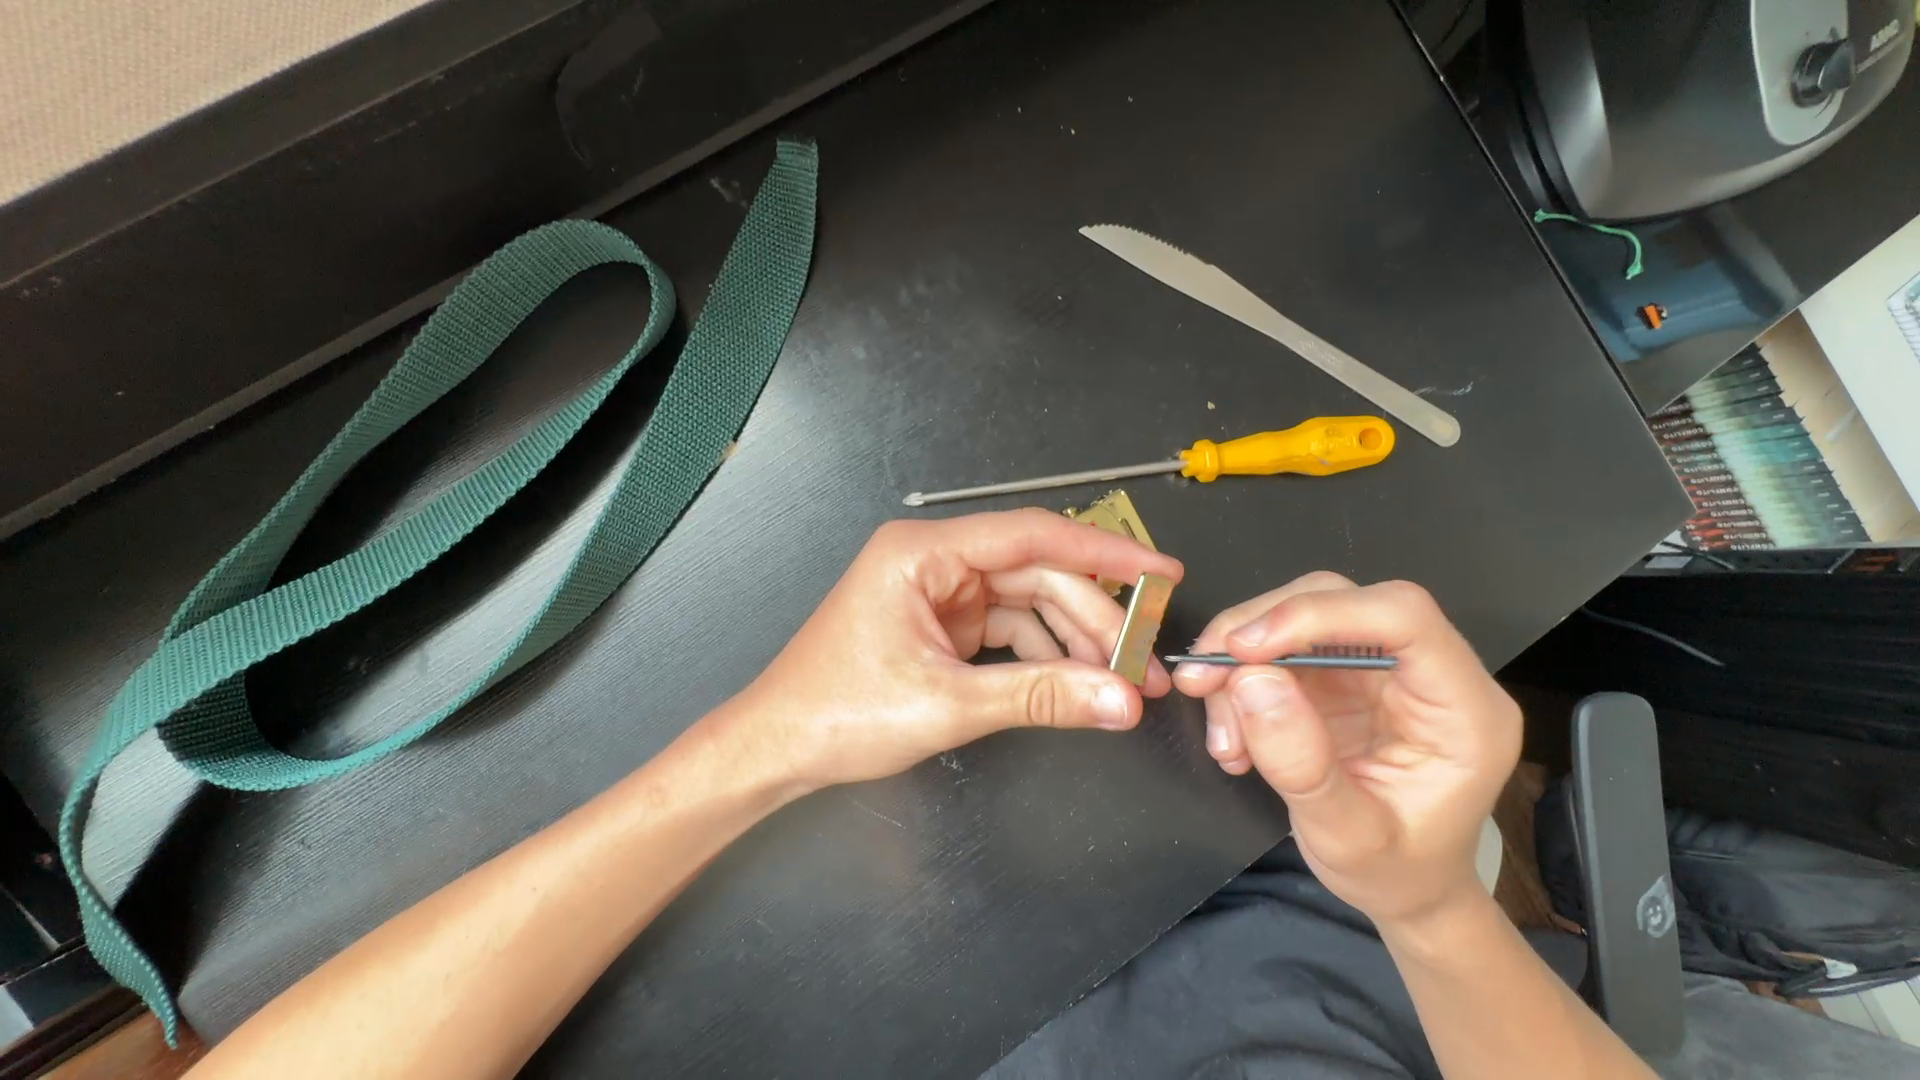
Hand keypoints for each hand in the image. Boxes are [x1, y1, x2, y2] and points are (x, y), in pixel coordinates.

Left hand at [721, 509, 1183, 792]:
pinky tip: (1076, 683)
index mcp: (924, 553)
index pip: (1032, 536)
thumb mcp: (948, 704)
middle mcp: (935, 561)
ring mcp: (940, 594)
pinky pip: (1009, 629)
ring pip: (1028, 603)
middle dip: (1095, 618)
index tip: (1161, 573)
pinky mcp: (943, 625)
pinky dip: (1044, 655)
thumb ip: (1041, 695)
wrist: (779, 749)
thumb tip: (1122, 700)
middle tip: (1146, 664)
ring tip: (1121, 684)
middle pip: (1037, 574)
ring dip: (1075, 641)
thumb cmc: (841, 714)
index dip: (1105, 552)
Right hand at [1173, 573, 1519, 926]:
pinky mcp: (1340, 676)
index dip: (1318, 615)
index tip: (1242, 650)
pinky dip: (1238, 684)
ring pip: (1297, 618)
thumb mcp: (1348, 839)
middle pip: (1337, 600)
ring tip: (1222, 737)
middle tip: (1201, 680)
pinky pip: (1277, 651)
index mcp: (1462, 707)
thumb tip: (1249, 680)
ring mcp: (1378, 669)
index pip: (1402, 617)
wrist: (1401, 888)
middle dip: (1258, 632)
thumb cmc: (1394, 873)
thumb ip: (1302, 765)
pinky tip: (1231, 737)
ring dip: (1237, 662)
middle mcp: (1423, 671)